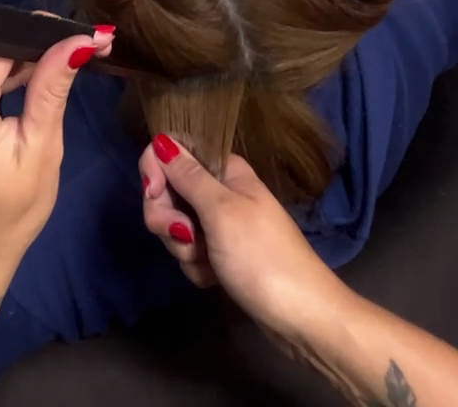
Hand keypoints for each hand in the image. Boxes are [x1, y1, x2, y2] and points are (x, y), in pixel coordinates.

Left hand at [0, 27, 112, 270]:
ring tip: (63, 55)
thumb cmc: (9, 212)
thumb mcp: (41, 149)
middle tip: (80, 42)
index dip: (39, 32)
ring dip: (19, 54)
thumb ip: (53, 87)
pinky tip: (32, 71)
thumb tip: (81, 41)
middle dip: (33, 41)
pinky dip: (1, 69)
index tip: (80, 30)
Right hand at [139, 138, 348, 341]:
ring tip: (207, 262)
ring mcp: (220, 223)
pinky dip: (195, 265)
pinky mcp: (220, 252)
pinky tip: (213, 278)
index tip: (154, 195)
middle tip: (185, 237)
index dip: (155, 167)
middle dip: (167, 217)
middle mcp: (220, 190)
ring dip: (182, 246)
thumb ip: (188, 175)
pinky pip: (189, 250)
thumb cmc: (262, 257)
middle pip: (168, 189)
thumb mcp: (221, 211)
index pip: (173, 149)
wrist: (303, 318)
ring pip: (175, 223)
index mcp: (224, 169)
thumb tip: (162, 138)